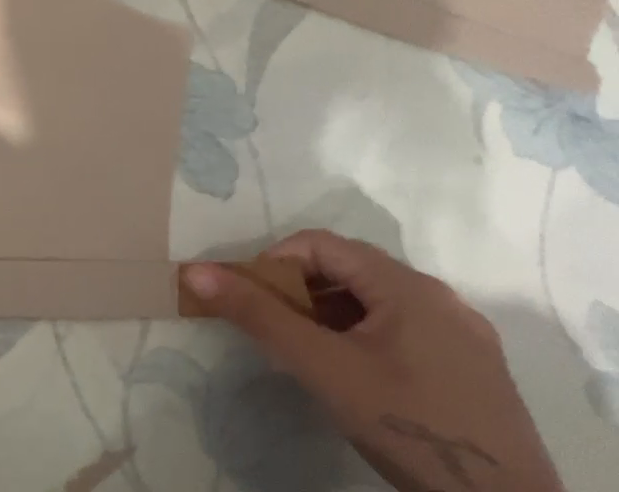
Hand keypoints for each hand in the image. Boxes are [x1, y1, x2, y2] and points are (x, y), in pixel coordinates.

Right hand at [186, 230, 561, 491]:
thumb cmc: (404, 422)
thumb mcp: (319, 366)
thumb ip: (257, 314)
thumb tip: (194, 271)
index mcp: (409, 287)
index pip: (320, 244)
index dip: (273, 263)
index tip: (250, 300)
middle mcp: (441, 299)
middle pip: (348, 270)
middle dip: (298, 291)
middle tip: (272, 326)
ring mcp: (464, 336)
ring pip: (374, 302)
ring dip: (326, 314)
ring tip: (304, 351)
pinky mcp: (472, 369)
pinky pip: (401, 329)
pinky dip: (360, 335)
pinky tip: (350, 372)